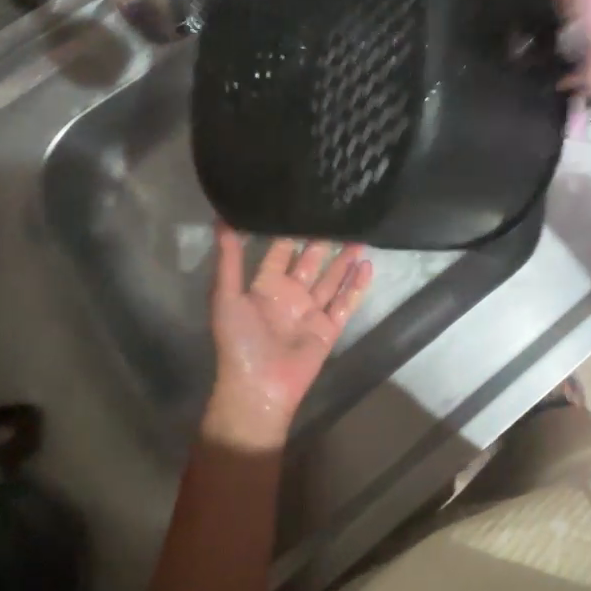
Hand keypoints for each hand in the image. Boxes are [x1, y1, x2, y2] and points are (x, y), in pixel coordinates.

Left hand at [204, 225, 372, 450]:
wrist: (258, 389)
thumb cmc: (239, 341)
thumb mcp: (226, 295)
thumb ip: (229, 258)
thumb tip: (222, 218)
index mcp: (264, 285)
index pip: (280, 250)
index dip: (291, 229)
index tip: (304, 202)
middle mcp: (289, 294)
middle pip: (310, 261)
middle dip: (322, 240)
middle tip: (338, 211)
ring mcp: (310, 311)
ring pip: (330, 278)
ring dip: (344, 259)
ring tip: (360, 233)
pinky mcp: (328, 328)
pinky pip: (345, 303)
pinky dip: (356, 286)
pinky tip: (367, 265)